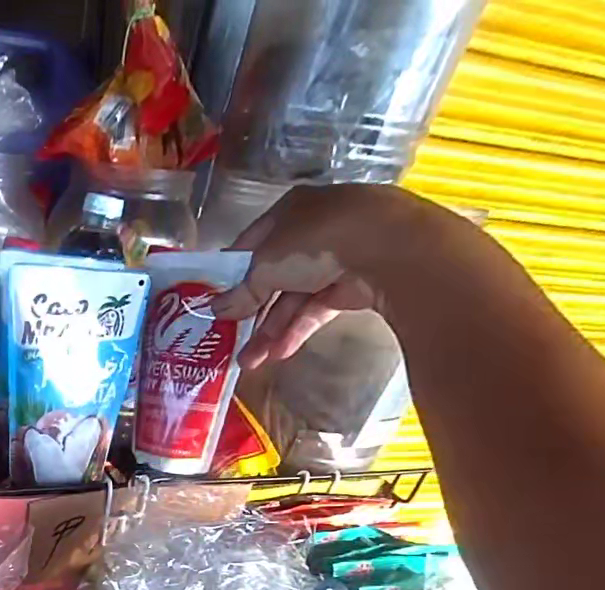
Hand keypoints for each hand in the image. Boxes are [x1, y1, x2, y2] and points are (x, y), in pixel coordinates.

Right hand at [210, 184, 470, 366]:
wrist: (388, 247)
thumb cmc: (317, 242)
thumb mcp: (268, 265)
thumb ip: (243, 291)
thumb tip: (216, 310)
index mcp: (288, 213)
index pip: (250, 246)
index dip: (231, 275)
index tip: (215, 303)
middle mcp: (311, 231)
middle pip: (272, 277)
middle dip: (250, 313)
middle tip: (230, 341)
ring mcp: (334, 258)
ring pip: (293, 298)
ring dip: (270, 330)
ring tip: (251, 362)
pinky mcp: (353, 285)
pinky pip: (316, 310)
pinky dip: (297, 330)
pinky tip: (279, 353)